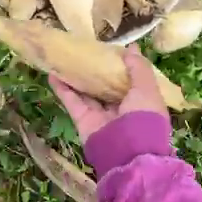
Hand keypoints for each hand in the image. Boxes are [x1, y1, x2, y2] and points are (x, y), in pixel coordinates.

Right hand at [49, 46, 170, 144]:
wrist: (127, 152)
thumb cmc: (144, 118)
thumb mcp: (148, 89)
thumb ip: (139, 68)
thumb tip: (132, 48)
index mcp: (140, 101)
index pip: (129, 80)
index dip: (121, 65)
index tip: (111, 48)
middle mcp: (120, 108)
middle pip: (105, 85)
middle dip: (97, 70)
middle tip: (86, 49)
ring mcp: (99, 114)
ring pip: (86, 92)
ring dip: (76, 77)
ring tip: (66, 58)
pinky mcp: (82, 120)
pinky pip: (72, 101)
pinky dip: (62, 89)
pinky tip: (52, 74)